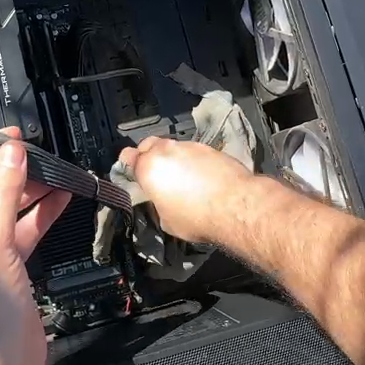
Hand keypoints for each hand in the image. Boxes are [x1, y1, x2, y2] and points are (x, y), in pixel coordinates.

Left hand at [0, 128, 71, 364]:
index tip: (15, 137)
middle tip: (43, 153)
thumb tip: (11, 151)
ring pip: (5, 207)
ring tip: (59, 170)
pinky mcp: (3, 265)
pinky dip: (39, 213)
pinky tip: (62, 197)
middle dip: (13, 169)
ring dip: (31, 189)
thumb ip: (3, 192)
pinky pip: (20, 229)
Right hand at [117, 137, 257, 244]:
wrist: (236, 206)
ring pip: (173, 147)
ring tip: (183, 178)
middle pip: (149, 144)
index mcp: (149, 168)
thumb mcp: (167, 220)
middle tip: (156, 173)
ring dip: (173, 158)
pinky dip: (193, 160)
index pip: (127, 156)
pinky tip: (201, 177)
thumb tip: (162, 200)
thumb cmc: (198, 217)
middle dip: (150, 155)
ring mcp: (189, 146)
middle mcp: (166, 151)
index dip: (128, 164)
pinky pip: (194, 151)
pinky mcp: (209, 148)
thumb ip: (158, 203)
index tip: (133, 172)